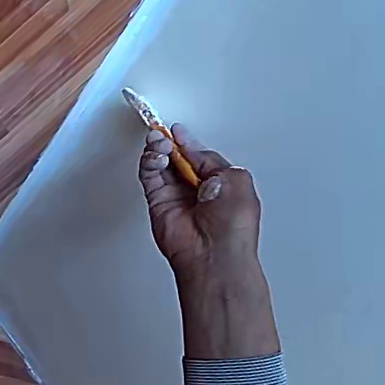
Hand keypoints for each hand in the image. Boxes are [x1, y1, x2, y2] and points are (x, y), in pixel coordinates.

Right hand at [138, 123, 280, 358]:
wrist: (214, 254)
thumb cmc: (233, 227)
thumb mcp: (234, 177)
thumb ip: (209, 159)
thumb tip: (191, 147)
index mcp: (219, 182)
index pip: (197, 155)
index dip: (186, 141)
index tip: (175, 129)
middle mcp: (195, 189)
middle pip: (175, 157)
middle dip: (168, 143)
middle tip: (164, 134)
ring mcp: (175, 196)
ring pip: (159, 164)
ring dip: (158, 150)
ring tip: (160, 145)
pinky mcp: (157, 203)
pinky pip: (149, 176)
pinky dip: (149, 163)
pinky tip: (156, 157)